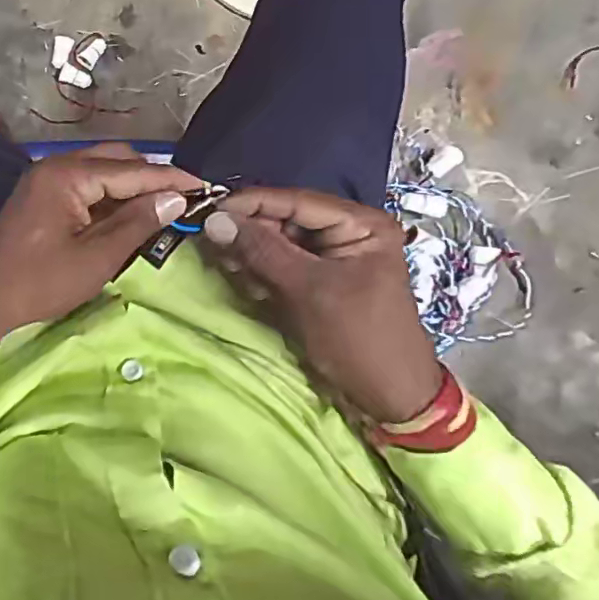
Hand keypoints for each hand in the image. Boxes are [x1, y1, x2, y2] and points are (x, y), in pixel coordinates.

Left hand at [0, 144, 200, 344]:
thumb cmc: (39, 283)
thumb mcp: (95, 258)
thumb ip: (137, 224)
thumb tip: (175, 198)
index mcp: (67, 176)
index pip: (132, 170)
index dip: (171, 179)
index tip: (206, 186)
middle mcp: (56, 165)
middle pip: (117, 159)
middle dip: (152, 177)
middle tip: (185, 200)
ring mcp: (47, 177)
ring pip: (102, 169)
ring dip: (132, 186)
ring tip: (164, 208)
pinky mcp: (44, 194)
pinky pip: (86, 184)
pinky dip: (110, 196)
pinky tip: (131, 214)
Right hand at [203, 186, 440, 422]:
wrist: (390, 400)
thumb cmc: (359, 340)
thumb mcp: (309, 291)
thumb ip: (261, 251)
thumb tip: (214, 219)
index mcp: (359, 224)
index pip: (295, 200)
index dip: (250, 203)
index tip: (208, 211)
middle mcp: (345, 231)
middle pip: (282, 219)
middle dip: (249, 235)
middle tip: (217, 251)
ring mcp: (330, 256)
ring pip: (275, 242)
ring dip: (251, 257)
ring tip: (235, 274)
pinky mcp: (316, 279)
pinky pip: (279, 264)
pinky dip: (261, 274)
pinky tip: (254, 291)